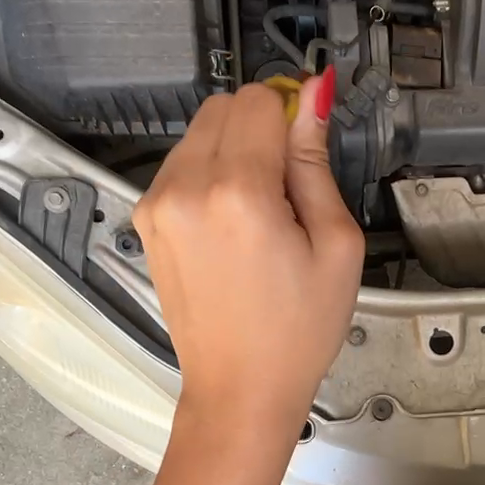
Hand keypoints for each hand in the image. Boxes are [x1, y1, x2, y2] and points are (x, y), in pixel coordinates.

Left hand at [131, 69, 363, 432]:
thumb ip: (316, 163)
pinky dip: (211, 173)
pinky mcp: (147, 220)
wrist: (241, 387)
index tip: (310, 142)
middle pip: (225, 106)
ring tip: (262, 213)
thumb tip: (312, 98)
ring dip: (236, 149)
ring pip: (200, 132)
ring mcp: (158, 204)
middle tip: (291, 186)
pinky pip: (180, 164)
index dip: (293, 114)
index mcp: (239, 193)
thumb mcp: (337, 245)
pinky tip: (235, 222)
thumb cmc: (296, 331)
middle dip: (263, 128)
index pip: (261, 99)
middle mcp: (186, 188)